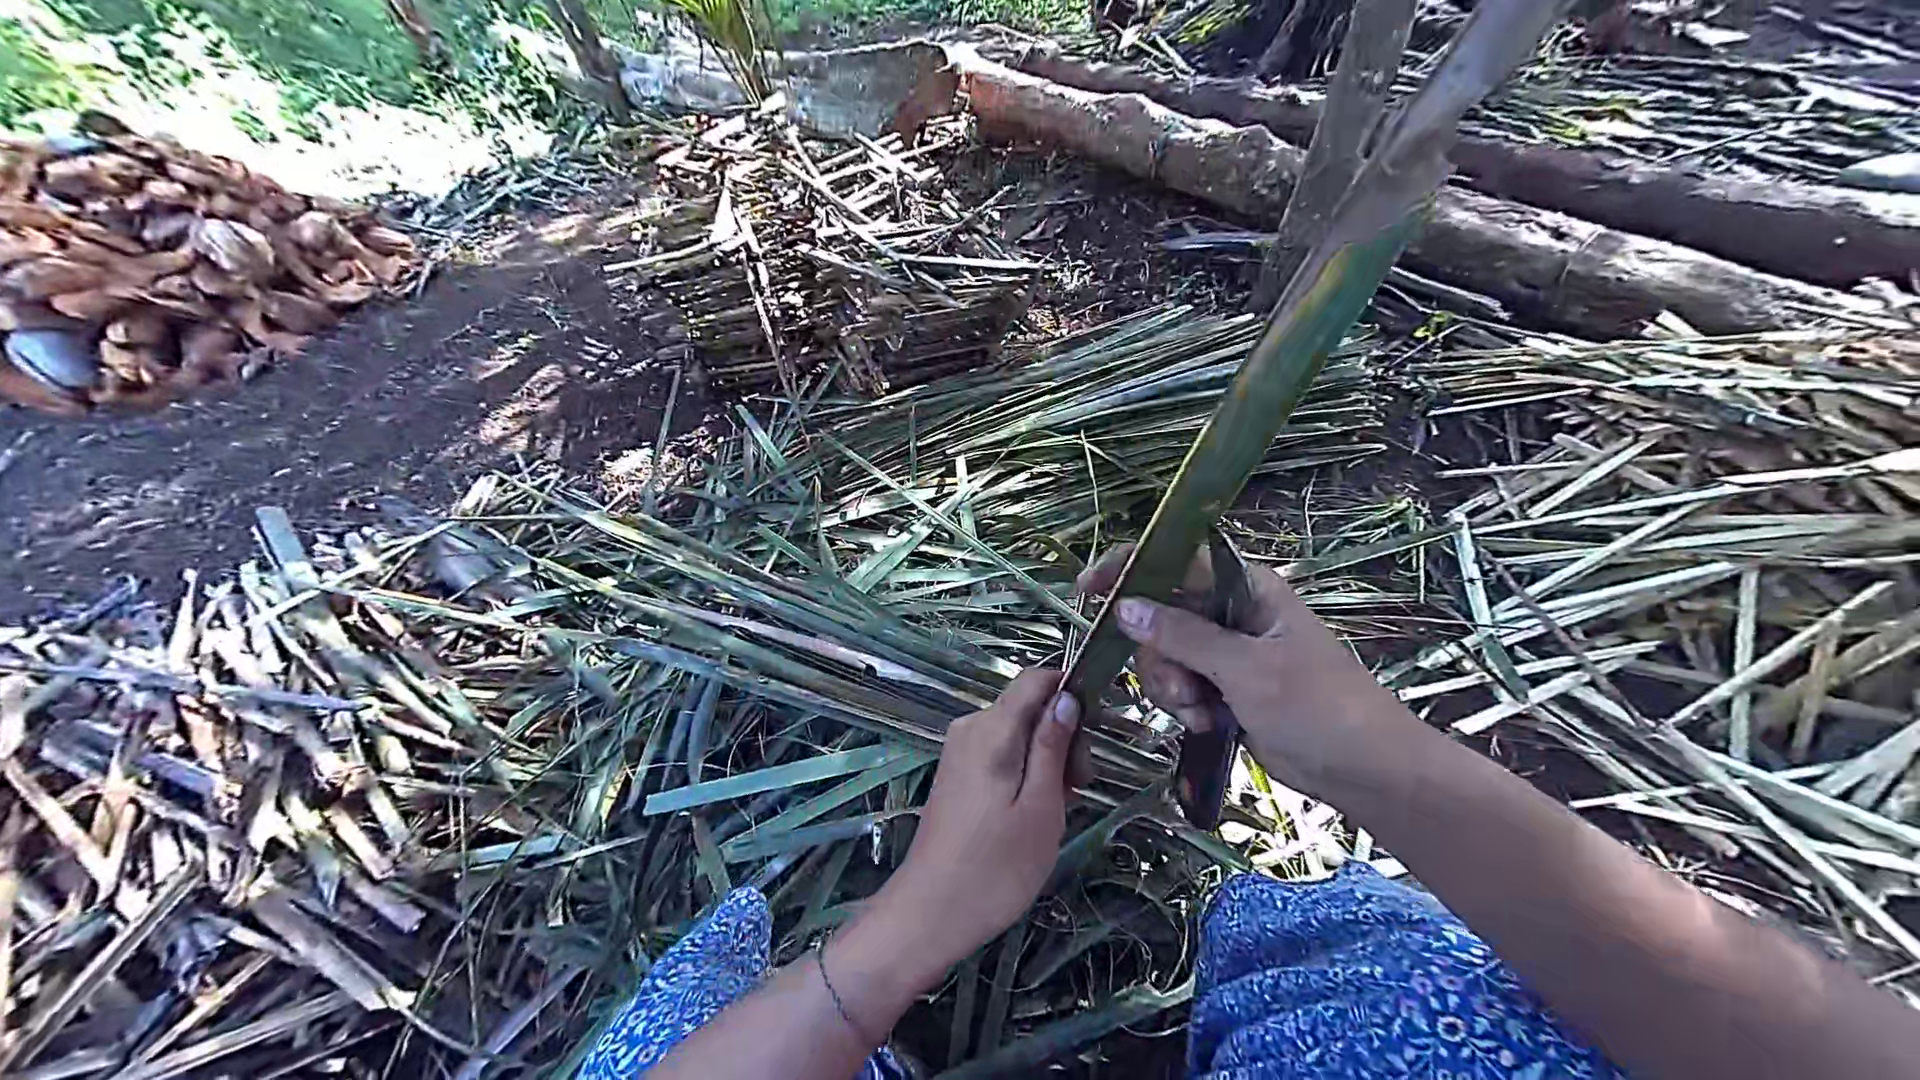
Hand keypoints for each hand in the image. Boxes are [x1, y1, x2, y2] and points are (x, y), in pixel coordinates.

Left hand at [869, 669, 1078, 973]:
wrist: (930, 912)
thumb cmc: (995, 867)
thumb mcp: (1040, 806)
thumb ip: (1052, 745)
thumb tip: (1066, 696)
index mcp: (992, 728)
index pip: (1035, 679)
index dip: (1070, 691)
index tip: (1094, 730)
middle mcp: (971, 726)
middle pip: (1029, 706)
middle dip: (1062, 735)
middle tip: (1078, 787)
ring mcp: (960, 748)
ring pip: (1017, 730)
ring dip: (1045, 757)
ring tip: (1055, 807)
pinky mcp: (956, 770)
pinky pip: (1000, 750)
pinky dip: (1024, 769)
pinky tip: (1031, 809)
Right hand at [1076, 544, 1422, 797]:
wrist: (1365, 771)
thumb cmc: (1318, 706)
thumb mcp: (1246, 668)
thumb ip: (1182, 635)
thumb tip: (1123, 606)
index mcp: (1244, 587)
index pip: (1175, 560)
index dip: (1129, 568)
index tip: (1088, 591)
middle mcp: (1228, 611)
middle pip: (1157, 615)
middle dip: (1159, 657)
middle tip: (1183, 689)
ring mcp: (1222, 650)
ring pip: (1161, 654)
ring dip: (1170, 687)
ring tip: (1201, 712)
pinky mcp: (1219, 684)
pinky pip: (1175, 683)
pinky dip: (1181, 704)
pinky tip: (1206, 724)